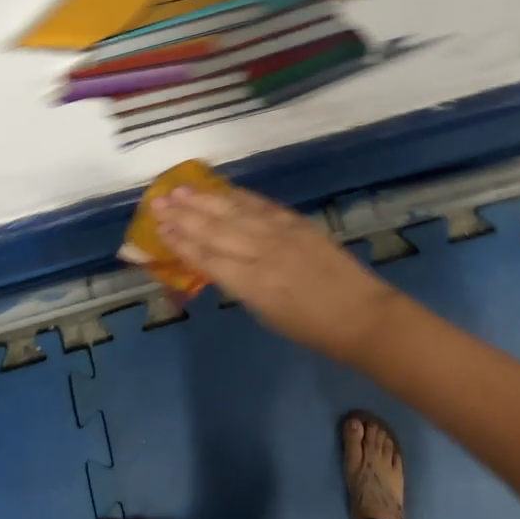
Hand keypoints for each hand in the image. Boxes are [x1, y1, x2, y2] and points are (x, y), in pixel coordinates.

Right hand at [152, 186, 404, 362]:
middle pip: (215, 229)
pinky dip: (238, 196)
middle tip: (157, 202)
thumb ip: (239, 284)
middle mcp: (262, 254)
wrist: (362, 315)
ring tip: (179, 190)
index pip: (207, 258)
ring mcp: (281, 234)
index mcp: (253, 285)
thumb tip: (216, 262)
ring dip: (204, 200)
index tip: (158, 229)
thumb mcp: (266, 314)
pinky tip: (222, 190)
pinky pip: (261, 205)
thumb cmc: (312, 329)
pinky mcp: (297, 223)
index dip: (180, 242)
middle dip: (184, 215)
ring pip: (234, 211)